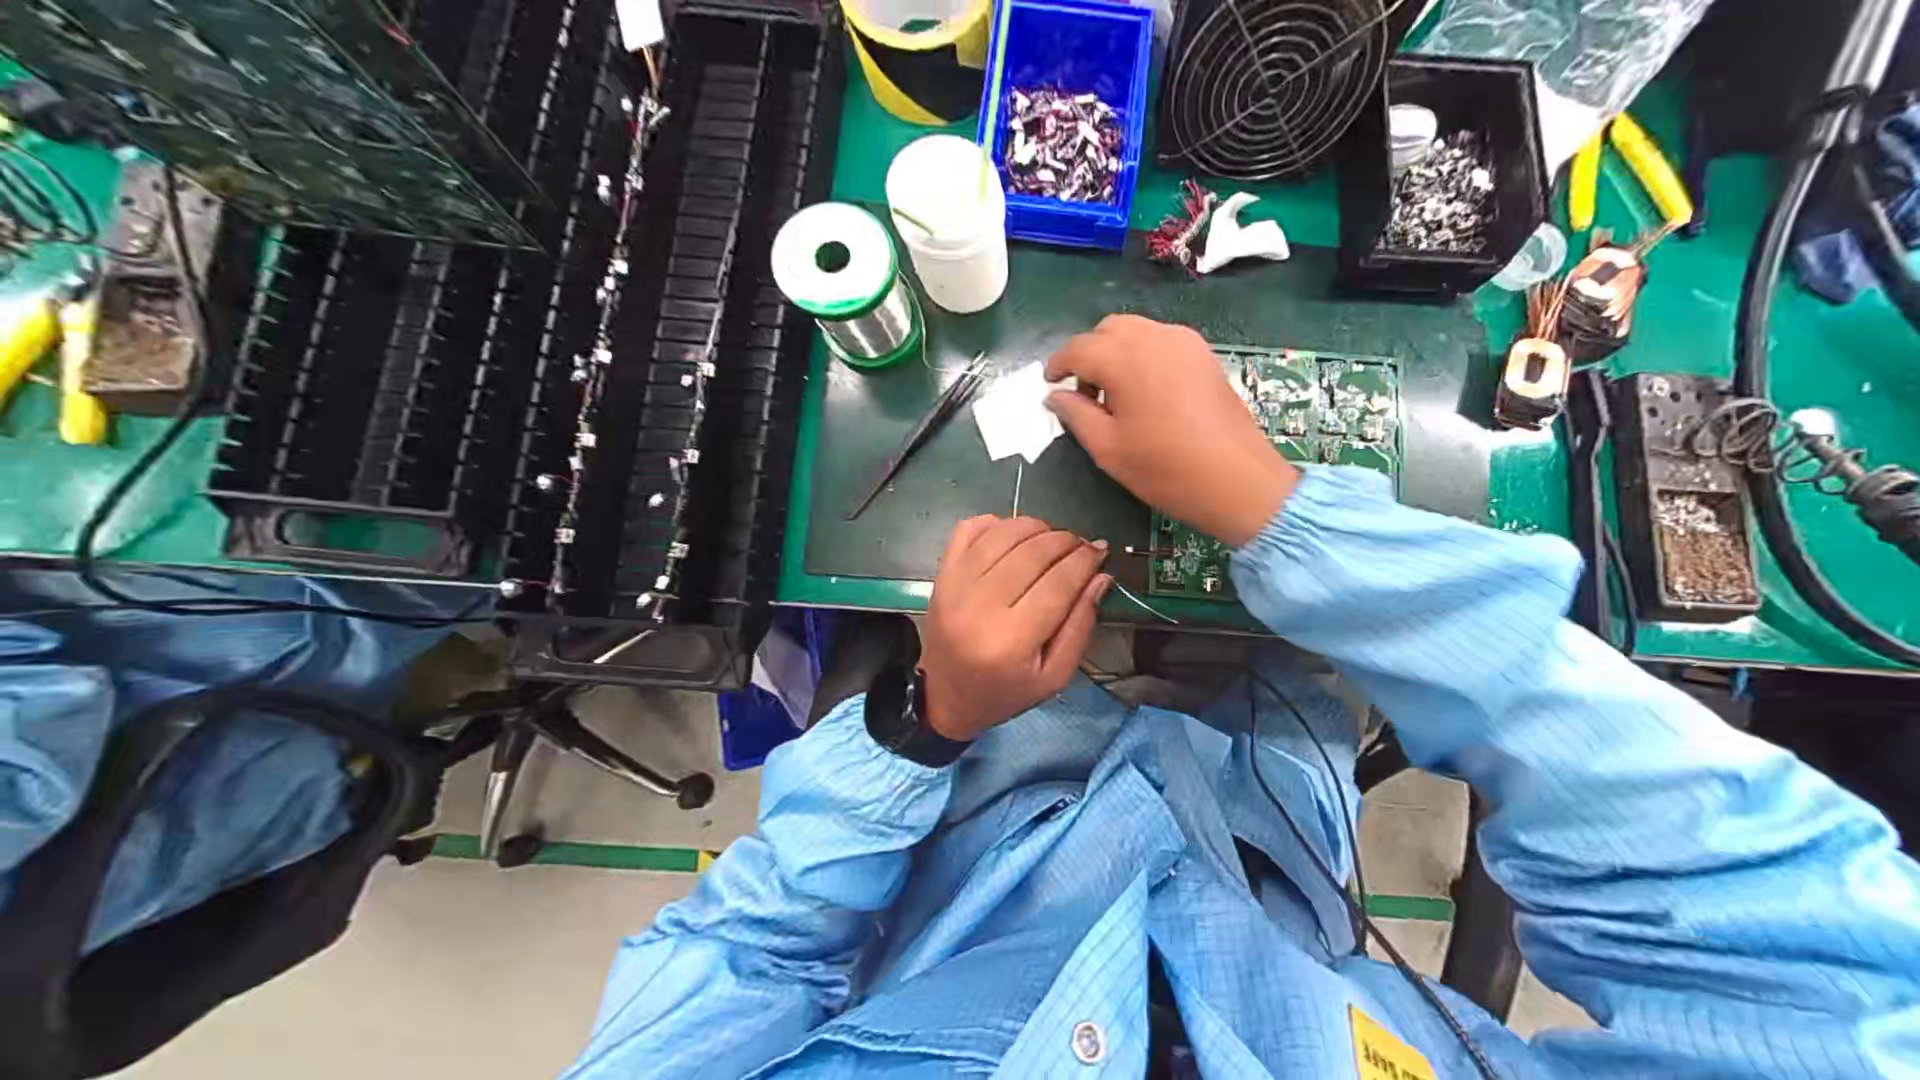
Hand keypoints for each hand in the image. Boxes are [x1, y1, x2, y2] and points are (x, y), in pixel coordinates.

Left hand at [919, 516, 1111, 740]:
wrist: (945, 696)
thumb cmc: (1004, 692)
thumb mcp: (1054, 676)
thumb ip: (1081, 626)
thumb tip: (1101, 576)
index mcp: (1011, 641)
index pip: (1058, 583)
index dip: (1084, 561)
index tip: (1100, 551)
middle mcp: (979, 607)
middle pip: (1032, 553)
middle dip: (1065, 541)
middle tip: (1080, 546)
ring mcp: (955, 586)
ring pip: (1003, 534)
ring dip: (1036, 527)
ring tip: (1052, 539)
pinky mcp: (941, 574)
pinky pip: (969, 529)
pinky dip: (996, 523)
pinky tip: (1014, 536)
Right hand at [1046, 314, 1298, 546]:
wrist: (1236, 480)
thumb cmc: (1164, 468)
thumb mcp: (1107, 448)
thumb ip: (1075, 414)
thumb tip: (1055, 396)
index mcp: (1125, 359)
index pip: (1078, 348)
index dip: (1057, 365)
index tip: (1050, 384)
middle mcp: (1154, 337)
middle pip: (1106, 329)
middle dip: (1087, 354)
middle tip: (1083, 392)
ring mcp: (1184, 342)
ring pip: (1135, 330)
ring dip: (1114, 351)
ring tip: (1113, 393)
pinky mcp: (1203, 354)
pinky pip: (1160, 340)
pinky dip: (1141, 353)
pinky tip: (1143, 390)